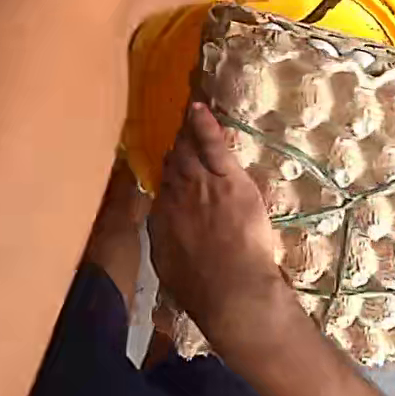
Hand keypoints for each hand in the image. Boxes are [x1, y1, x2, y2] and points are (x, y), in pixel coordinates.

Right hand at [149, 104, 309, 355]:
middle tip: (178, 136)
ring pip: (189, 152)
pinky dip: (204, 125)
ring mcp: (202, 183)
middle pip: (174, 166)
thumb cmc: (205, 288)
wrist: (232, 287)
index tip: (169, 167)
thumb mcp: (171, 268)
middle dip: (175, 152)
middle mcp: (176, 196)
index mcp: (161, 220)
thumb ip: (165, 241)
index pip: (162, 188)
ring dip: (186, 135)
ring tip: (183, 117)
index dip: (167, 176)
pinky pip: (213, 144)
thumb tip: (163, 229)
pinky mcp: (228, 178)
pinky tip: (198, 107)